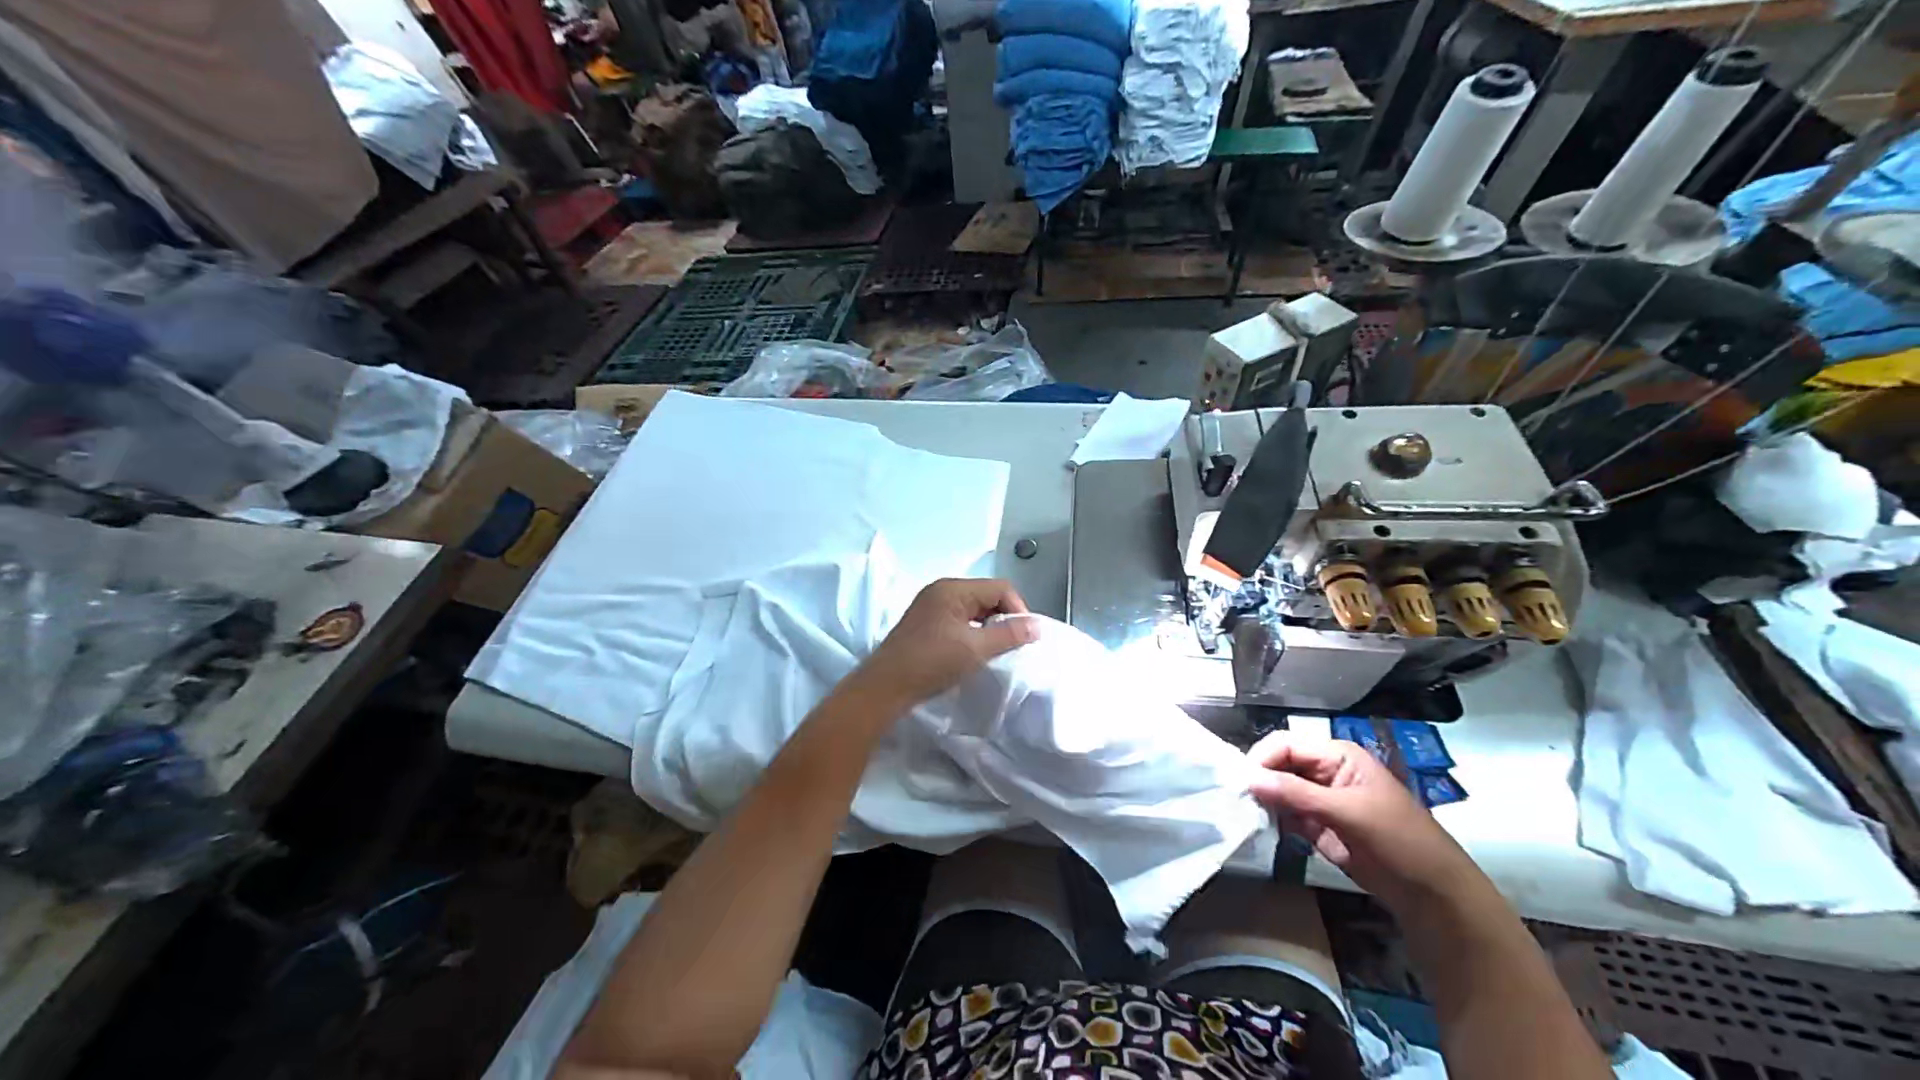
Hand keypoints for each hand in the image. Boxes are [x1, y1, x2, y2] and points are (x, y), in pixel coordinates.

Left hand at [844, 579, 1039, 713]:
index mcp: (953, 588)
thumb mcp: (976, 649)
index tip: (1025, 638)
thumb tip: (1037, 625)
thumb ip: (1009, 634)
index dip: (1018, 610)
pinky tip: (974, 652)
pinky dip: (972, 632)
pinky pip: (959, 619)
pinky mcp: (925, 623)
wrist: (885, 687)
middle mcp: (941, 590)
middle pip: (986, 595)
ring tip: (995, 651)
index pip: (1000, 588)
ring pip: (973, 609)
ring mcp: (930, 606)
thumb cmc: (931, 663)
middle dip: (1004, 618)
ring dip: (989, 627)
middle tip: (1013, 645)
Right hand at [1247, 732, 1484, 913]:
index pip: (1287, 744)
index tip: (1241, 781)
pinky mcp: (1318, 826)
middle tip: (1237, 798)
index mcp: (1338, 756)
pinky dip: (1273, 819)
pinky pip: (1286, 815)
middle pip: (1280, 764)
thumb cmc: (1399, 840)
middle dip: (1259, 779)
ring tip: (1244, 812)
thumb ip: (1297, 794)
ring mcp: (1322, 800)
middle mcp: (1326, 771)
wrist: (1433, 894)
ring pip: (1279, 790)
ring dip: (1264, 800)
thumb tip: (1249, 779)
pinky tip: (1261, 826)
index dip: (1262, 758)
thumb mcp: (1348, 812)